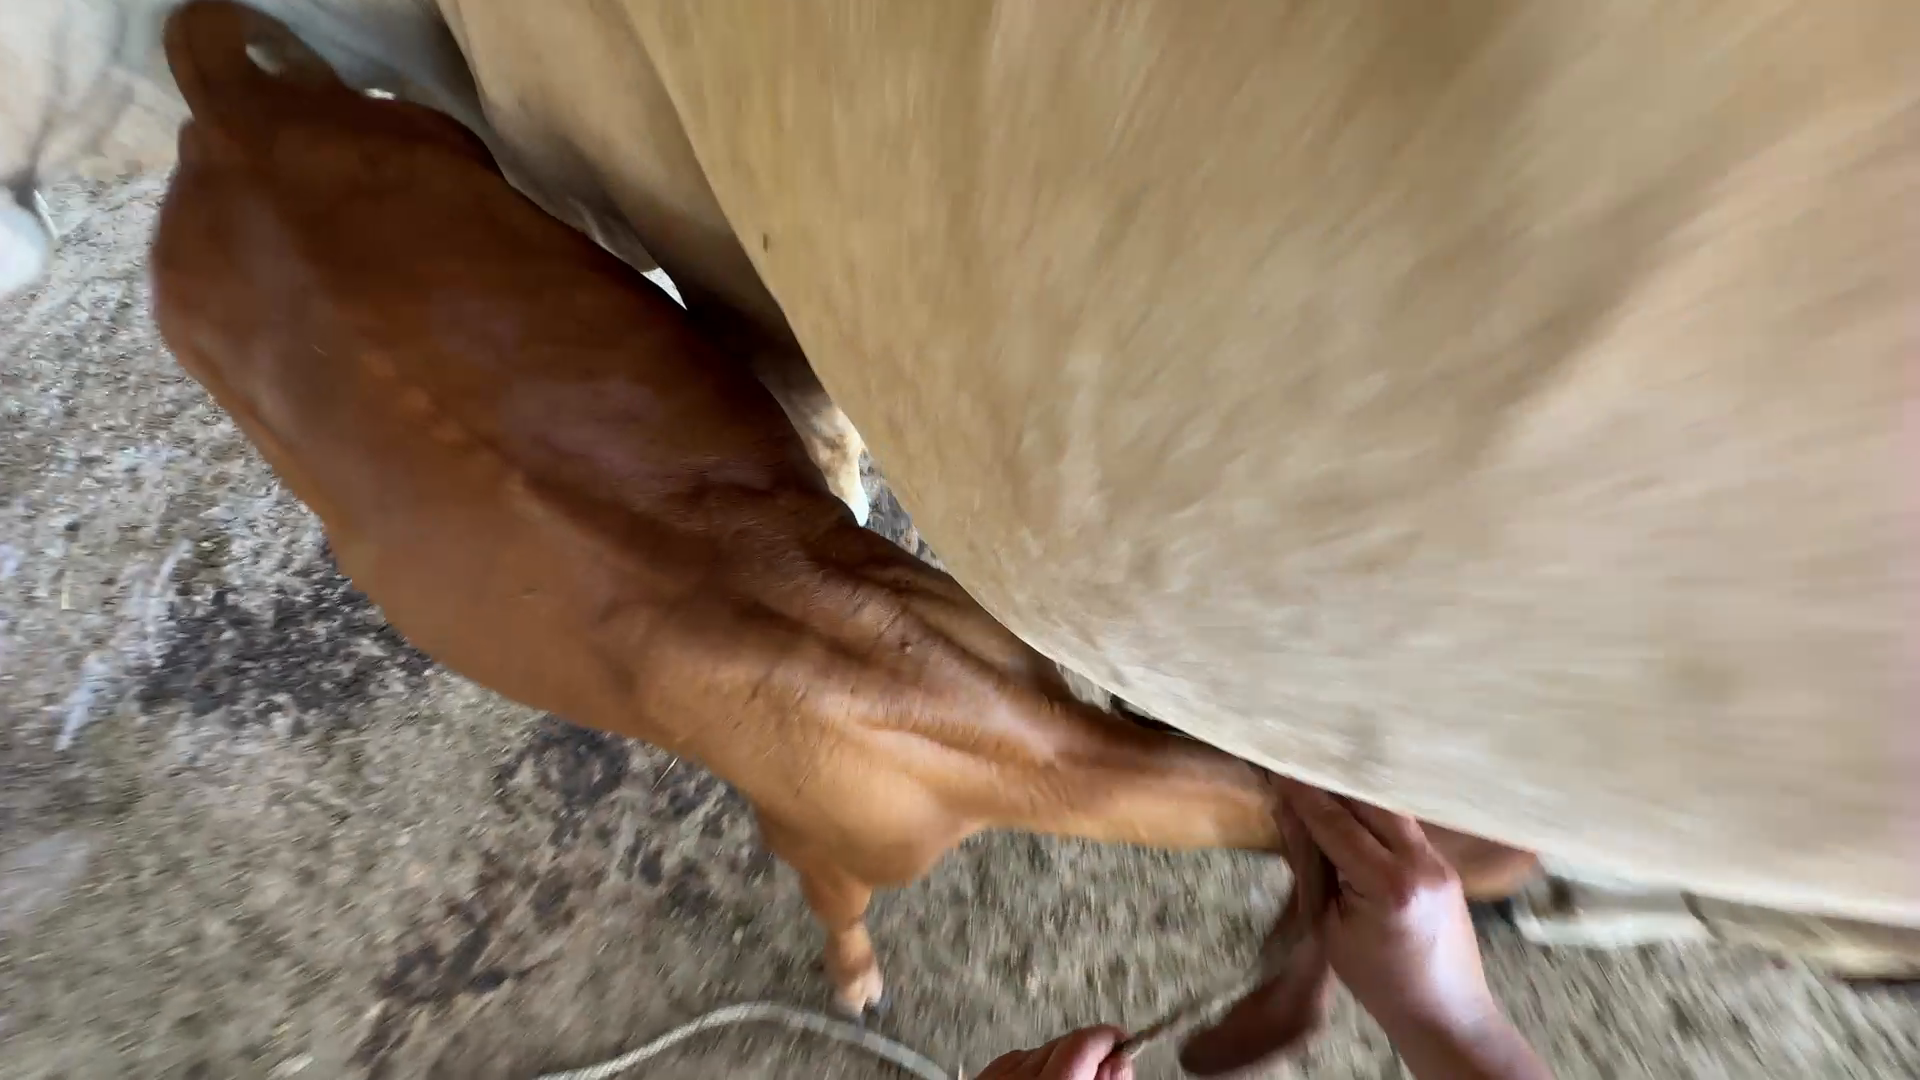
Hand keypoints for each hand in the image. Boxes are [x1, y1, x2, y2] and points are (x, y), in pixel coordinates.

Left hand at [977, 1026, 1133, 1079]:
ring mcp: (993, 1075)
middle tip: (1106, 1069)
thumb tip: (1121, 1061)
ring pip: (1037, 1049)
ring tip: (1074, 1079)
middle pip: (1062, 1043)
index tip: (1126, 1043)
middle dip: (1087, 1052)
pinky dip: (1031, 1066)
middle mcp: (1018, 1075)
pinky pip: (1013, 1060)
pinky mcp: (980, 1077)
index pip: (1084, 1042)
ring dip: (1059, 1060)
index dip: (1110, 1038)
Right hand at [1274, 777, 1497, 1037]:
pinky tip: (1348, 808)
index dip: (1302, 794)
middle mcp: (1421, 864)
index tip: (1276, 770)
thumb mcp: (1328, 925)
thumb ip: (1309, 865)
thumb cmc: (1378, 981)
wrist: (1448, 1017)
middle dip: (1327, 784)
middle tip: (1293, 769)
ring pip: (1387, 808)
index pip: (1336, 823)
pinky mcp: (1444, 864)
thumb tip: (1286, 812)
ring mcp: (1439, 862)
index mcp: (1389, 886)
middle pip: (1367, 803)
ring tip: (1316, 782)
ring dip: (1350, 794)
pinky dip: (1370, 811)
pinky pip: (1401, 823)